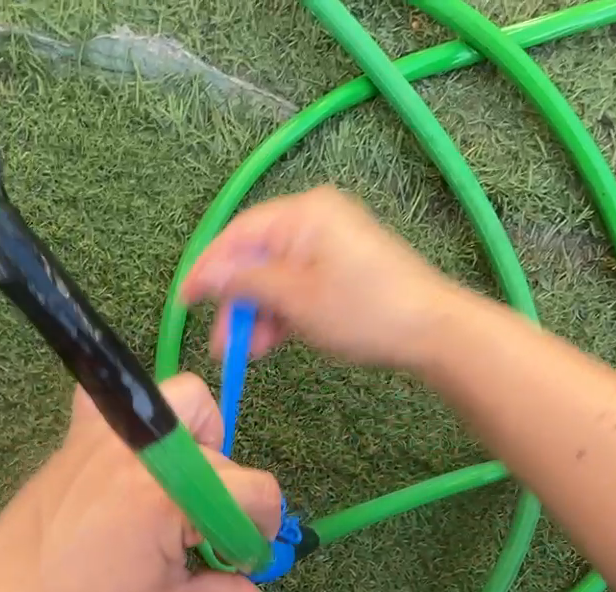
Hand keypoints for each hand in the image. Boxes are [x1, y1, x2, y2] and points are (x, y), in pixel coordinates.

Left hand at [0, 374, 281, 591]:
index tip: (240, 555)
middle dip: (227, 500)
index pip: (256, 490)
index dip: (261, 528)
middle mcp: (146, 452)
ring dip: (201, 438)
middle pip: (225, 457)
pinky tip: (131, 454)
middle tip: (199, 539)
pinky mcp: (81, 430)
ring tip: (178, 489)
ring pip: (187, 401)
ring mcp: (111, 432)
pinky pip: (120, 397)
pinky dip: (136, 414)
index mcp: (172, 497)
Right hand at [180, 186, 472, 370]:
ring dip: (257, 315)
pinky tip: (271, 343)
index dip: (208, 268)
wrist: (429, 331)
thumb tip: (208, 276)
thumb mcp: (295, 298)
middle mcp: (313, 222)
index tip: (186, 300)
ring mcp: (327, 246)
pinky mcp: (337, 270)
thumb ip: (246, 283)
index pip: (238, 235)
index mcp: (303, 215)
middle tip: (222, 342)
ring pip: (273, 279)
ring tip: (249, 352)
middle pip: (255, 259)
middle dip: (236, 302)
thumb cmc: (364, 310)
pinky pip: (294, 288)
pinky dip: (280, 315)